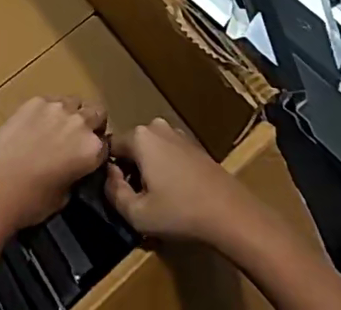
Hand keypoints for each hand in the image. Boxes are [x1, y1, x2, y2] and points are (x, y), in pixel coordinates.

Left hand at [0, 96, 110, 231]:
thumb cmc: (32, 202)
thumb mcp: (66, 195)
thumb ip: (78, 173)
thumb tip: (75, 166)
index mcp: (92, 149)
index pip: (106, 143)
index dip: (97, 150)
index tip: (88, 156)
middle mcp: (80, 123)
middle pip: (97, 113)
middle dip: (91, 124)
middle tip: (75, 139)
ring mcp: (56, 108)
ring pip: (74, 102)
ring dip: (71, 113)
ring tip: (55, 129)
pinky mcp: (34, 101)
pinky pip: (50, 101)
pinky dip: (48, 111)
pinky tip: (35, 125)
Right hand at [105, 118, 263, 245]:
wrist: (231, 214)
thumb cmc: (180, 212)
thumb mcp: (136, 214)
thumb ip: (113, 192)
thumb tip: (109, 175)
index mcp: (140, 136)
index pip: (111, 147)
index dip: (110, 170)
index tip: (118, 192)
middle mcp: (157, 126)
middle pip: (132, 147)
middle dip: (130, 169)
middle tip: (138, 199)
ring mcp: (178, 134)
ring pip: (151, 150)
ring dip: (149, 170)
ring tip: (159, 199)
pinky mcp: (194, 145)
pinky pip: (169, 153)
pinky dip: (167, 170)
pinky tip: (177, 194)